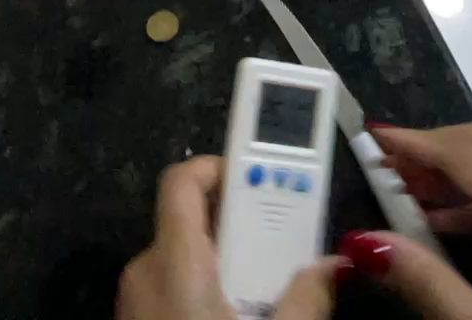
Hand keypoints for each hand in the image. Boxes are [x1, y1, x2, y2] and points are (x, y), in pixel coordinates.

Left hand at [117, 155, 347, 319]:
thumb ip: (308, 296)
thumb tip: (337, 265)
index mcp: (173, 261)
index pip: (181, 180)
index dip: (219, 166)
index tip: (260, 176)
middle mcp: (145, 273)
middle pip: (190, 220)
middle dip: (238, 224)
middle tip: (282, 238)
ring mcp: (135, 307)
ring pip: (184, 259)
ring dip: (227, 262)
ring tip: (270, 286)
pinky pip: (173, 290)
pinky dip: (206, 289)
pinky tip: (239, 317)